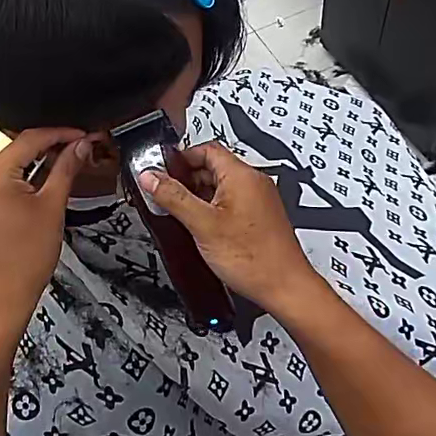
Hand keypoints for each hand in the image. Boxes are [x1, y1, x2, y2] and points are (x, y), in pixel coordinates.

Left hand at [0, 127, 86, 328]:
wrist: (2, 294)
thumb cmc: (24, 259)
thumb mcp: (53, 206)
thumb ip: (66, 169)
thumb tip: (79, 147)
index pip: (28, 138)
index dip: (59, 134)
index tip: (79, 136)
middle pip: (8, 142)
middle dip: (39, 142)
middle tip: (68, 147)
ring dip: (24, 156)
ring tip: (53, 164)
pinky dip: (9, 173)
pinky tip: (32, 184)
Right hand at [136, 142, 327, 312]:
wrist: (283, 286)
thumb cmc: (256, 259)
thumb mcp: (202, 225)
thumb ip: (173, 198)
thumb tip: (151, 178)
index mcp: (242, 175)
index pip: (206, 148)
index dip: (179, 157)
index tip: (161, 170)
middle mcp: (255, 183)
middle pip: (212, 166)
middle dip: (186, 179)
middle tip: (166, 194)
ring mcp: (260, 199)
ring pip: (221, 185)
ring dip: (198, 195)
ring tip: (182, 214)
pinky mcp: (260, 216)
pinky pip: (231, 201)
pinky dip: (213, 209)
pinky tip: (202, 227)